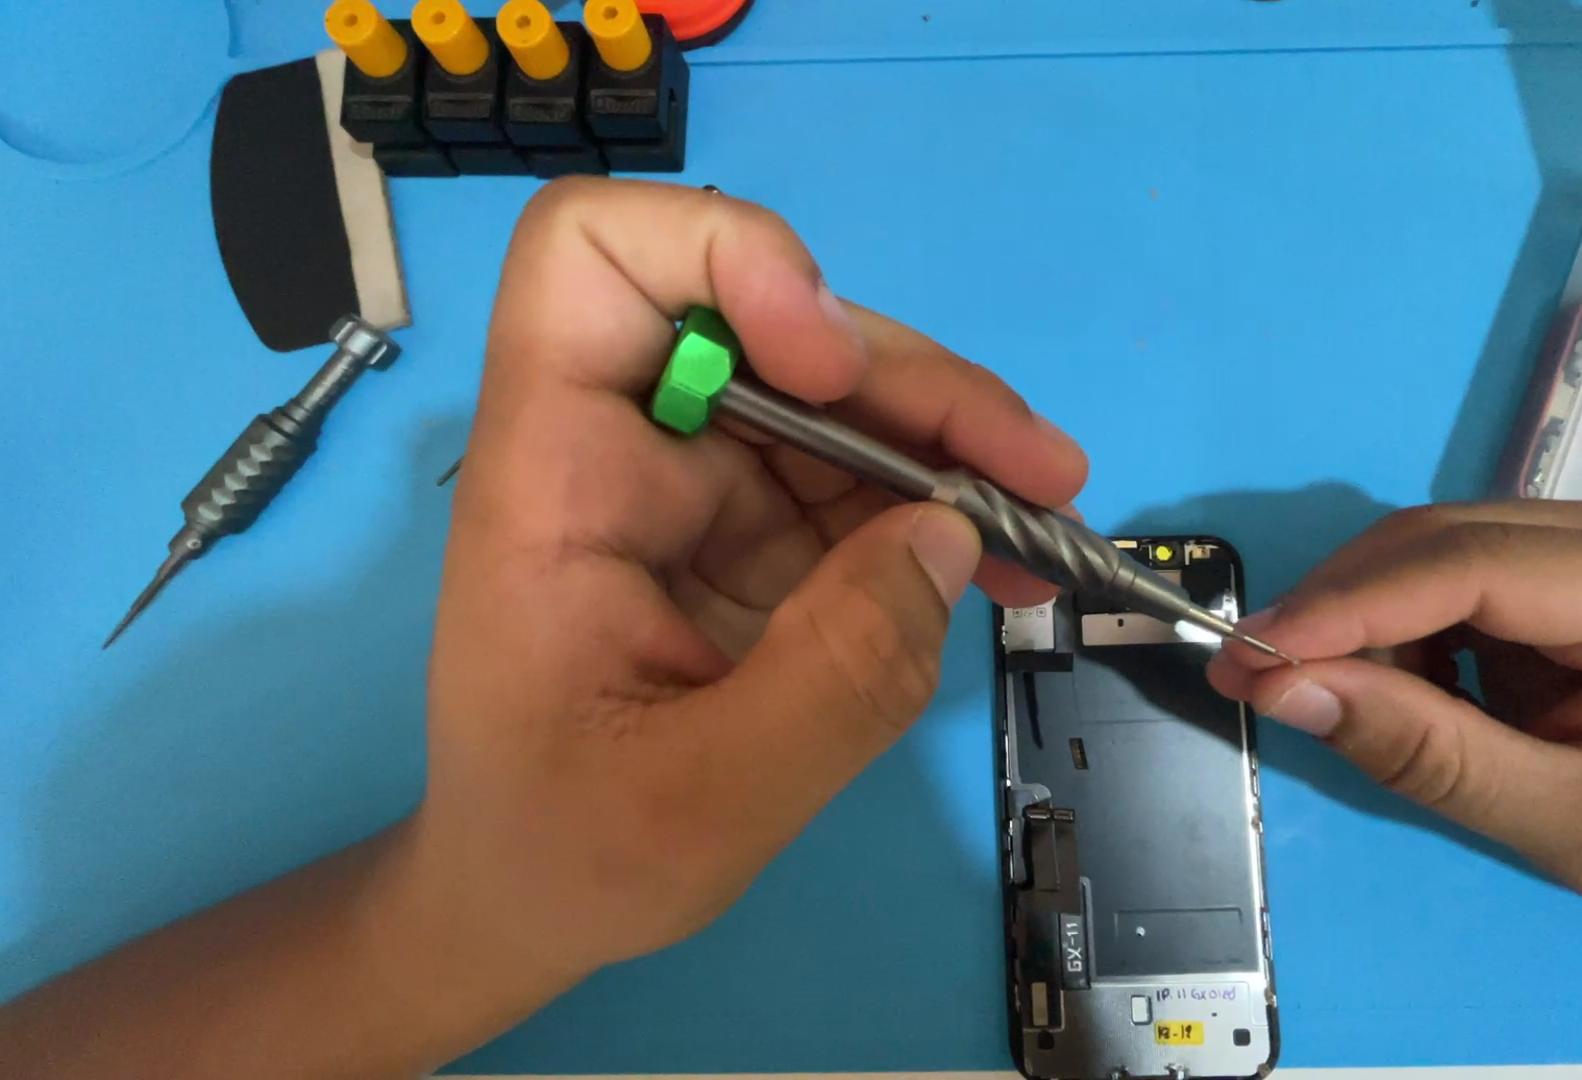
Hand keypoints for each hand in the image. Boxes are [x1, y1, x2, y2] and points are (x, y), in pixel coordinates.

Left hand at [416, 179, 1087, 998]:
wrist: (532, 894)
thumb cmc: (566, 852)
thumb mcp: (702, 800)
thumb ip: (838, 674)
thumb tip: (950, 537)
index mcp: (562, 477)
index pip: (598, 258)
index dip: (730, 260)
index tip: (833, 369)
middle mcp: (634, 450)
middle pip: (781, 334)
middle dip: (919, 388)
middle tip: (1042, 472)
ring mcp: (704, 488)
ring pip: (844, 407)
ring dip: (956, 449)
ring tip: (1048, 522)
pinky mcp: (758, 535)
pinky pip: (863, 486)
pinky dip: (942, 513)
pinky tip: (1006, 563)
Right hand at [1209, 490, 1581, 996]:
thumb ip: (1429, 756)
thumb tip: (1283, 687)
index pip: (1475, 565)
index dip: (1343, 606)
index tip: (1244, 654)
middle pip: (1447, 539)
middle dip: (1336, 610)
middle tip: (1255, 673)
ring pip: (1443, 545)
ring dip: (1367, 618)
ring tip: (1345, 693)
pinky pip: (1467, 567)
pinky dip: (1409, 623)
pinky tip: (1412, 678)